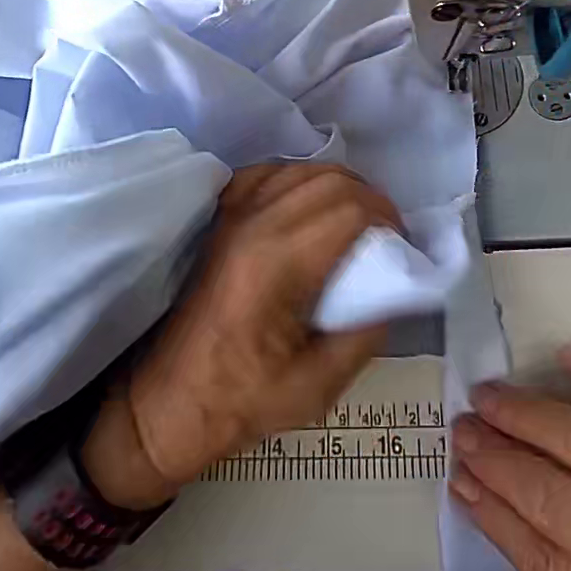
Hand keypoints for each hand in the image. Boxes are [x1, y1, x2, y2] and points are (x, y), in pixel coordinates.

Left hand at [82, 164, 397, 508]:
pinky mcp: (215, 221)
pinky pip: (261, 176)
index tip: (402, 246)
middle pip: (328, 180)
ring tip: (354, 222)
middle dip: (370, 199)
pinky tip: (304, 206)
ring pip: (295, 170)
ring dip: (335, 186)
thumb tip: (397, 286)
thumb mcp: (319, 385)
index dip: (388, 218)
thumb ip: (367, 331)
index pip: (350, 208)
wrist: (168, 399)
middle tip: (386, 236)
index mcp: (277, 265)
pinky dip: (293, 180)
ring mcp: (228, 218)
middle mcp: (251, 227)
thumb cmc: (239, 400)